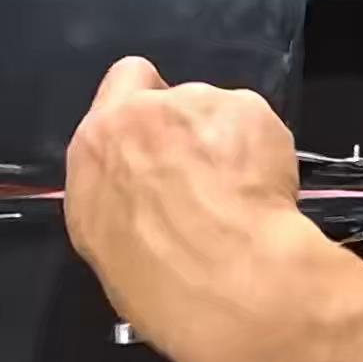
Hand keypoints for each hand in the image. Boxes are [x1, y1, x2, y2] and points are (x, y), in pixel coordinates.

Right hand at [64, 57, 362, 361]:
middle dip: (195, 127)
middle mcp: (143, 114)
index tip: (166, 132)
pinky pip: (257, 120)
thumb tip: (152, 188)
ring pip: (221, 109)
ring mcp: (199, 105)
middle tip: (213, 171)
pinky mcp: (248, 108)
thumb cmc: (161, 278)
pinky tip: (266, 186)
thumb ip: (126, 187)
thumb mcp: (109, 237)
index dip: (148, 101)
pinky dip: (265, 144)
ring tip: (244, 188)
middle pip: (177, 100)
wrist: (227, 274)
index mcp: (96, 148)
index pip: (123, 83)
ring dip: (232, 137)